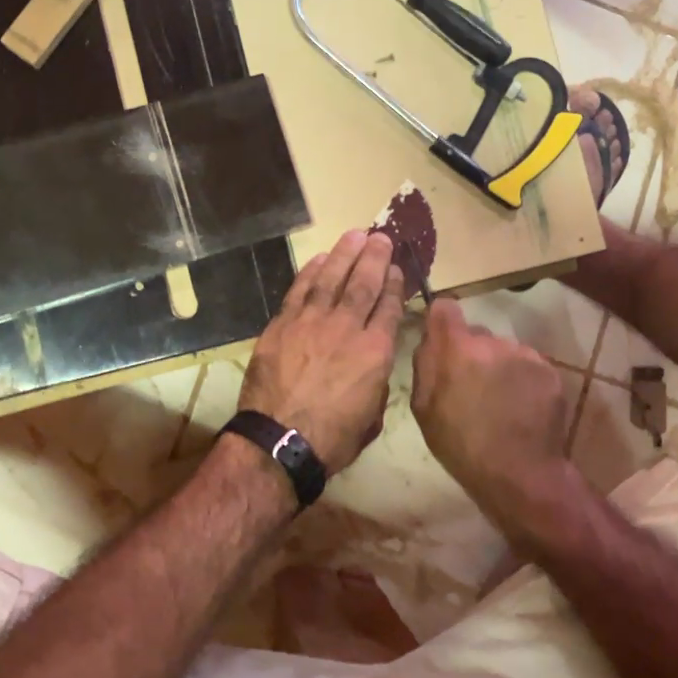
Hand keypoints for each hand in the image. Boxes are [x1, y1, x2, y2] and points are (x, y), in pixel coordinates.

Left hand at [238, 230, 404, 472]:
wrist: (279, 442)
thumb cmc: (332, 440)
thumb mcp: (372, 417)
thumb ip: (376, 384)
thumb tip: (372, 368)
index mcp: (375, 352)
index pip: (389, 307)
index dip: (394, 285)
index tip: (397, 269)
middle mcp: (346, 328)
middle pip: (363, 284)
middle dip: (374, 258)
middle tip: (380, 237)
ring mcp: (311, 322)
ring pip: (331, 279)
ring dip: (344, 254)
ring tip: (355, 235)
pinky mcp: (281, 325)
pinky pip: (299, 291)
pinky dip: (310, 272)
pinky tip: (320, 259)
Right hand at [411, 299, 581, 536]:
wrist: (519, 472)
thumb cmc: (461, 444)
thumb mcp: (424, 409)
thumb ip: (425, 365)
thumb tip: (430, 339)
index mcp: (456, 349)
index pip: (445, 309)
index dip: (441, 321)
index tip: (442, 338)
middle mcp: (492, 342)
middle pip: (477, 334)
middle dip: (472, 353)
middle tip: (472, 388)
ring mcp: (524, 355)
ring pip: (504, 350)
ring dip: (499, 367)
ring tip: (499, 403)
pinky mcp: (549, 370)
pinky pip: (528, 366)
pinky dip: (523, 380)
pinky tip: (521, 408)